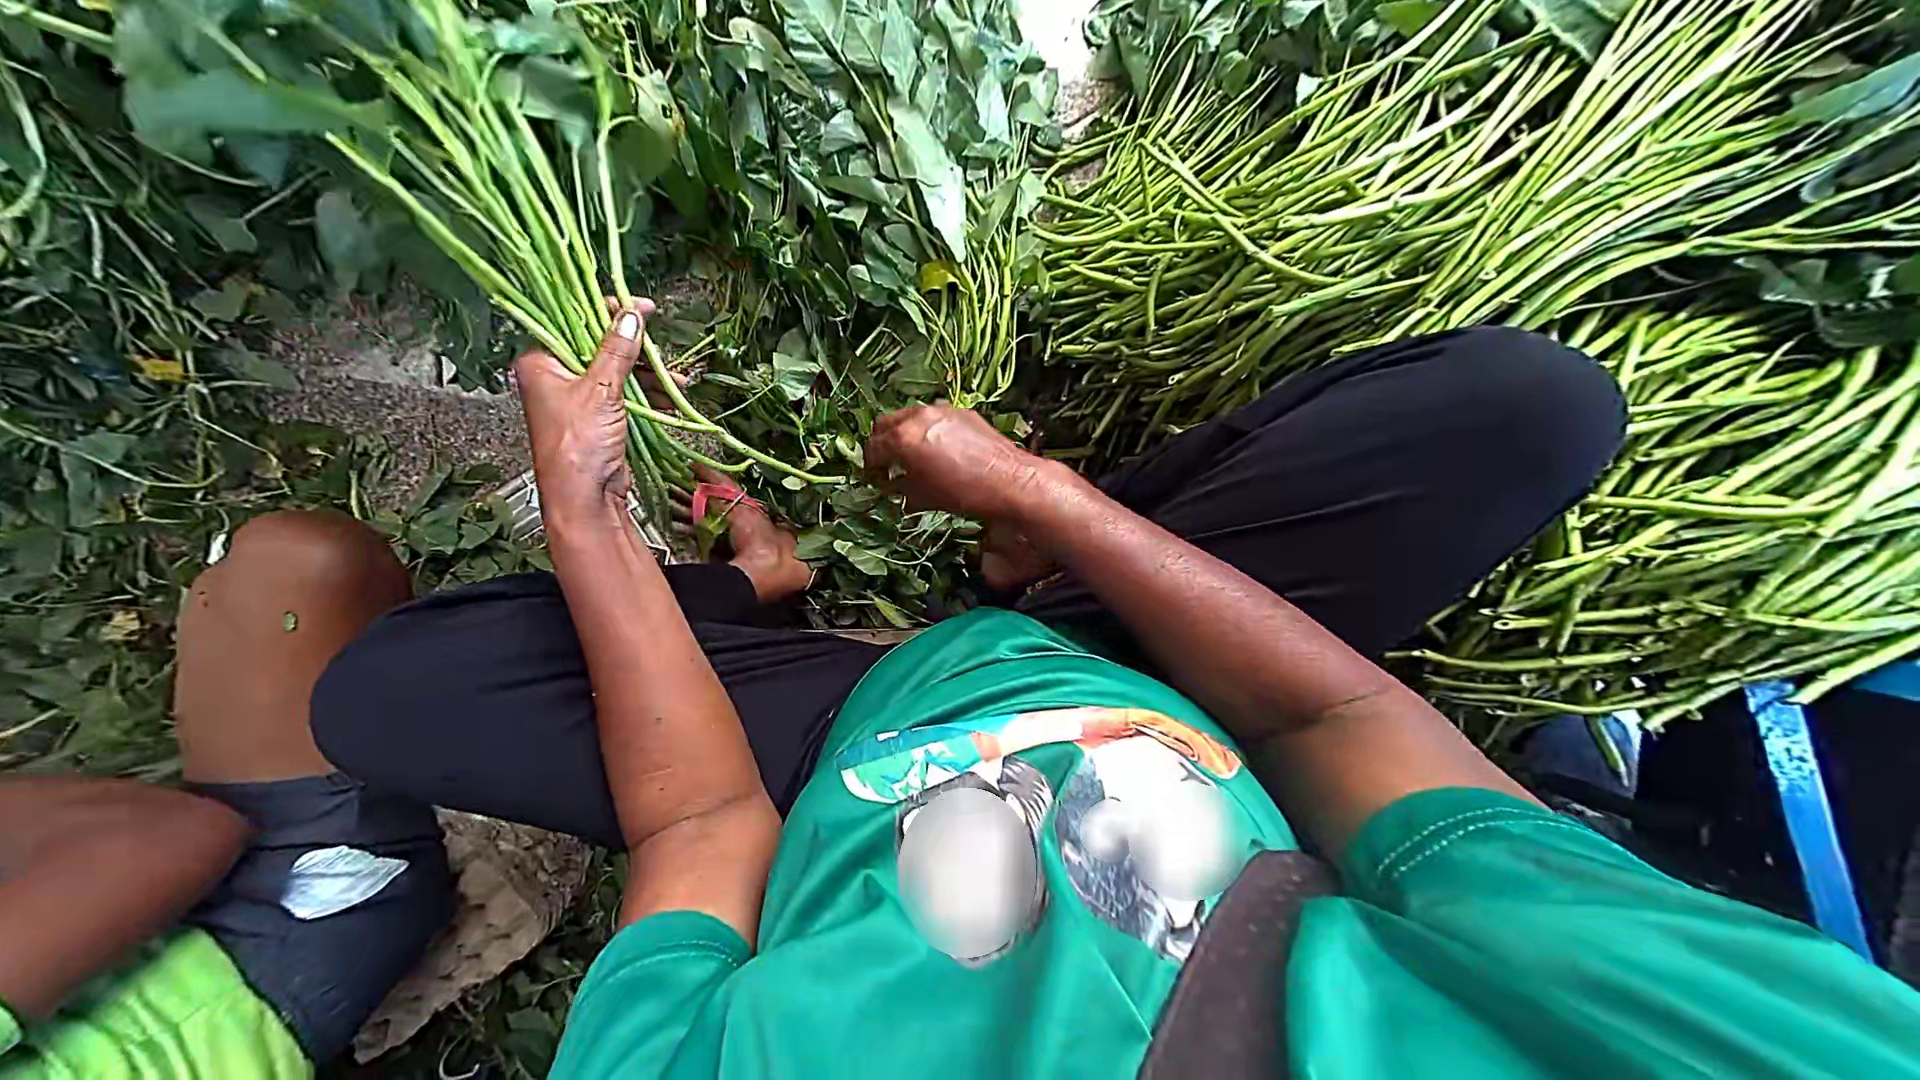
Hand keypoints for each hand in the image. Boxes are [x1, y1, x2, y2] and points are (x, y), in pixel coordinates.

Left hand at [514, 299, 653, 517]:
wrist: (584, 495)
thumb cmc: (578, 444)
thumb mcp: (601, 390)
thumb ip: (617, 351)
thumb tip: (631, 315)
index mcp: (541, 361)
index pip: (574, 321)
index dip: (608, 312)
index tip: (640, 308)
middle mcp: (557, 375)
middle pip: (601, 347)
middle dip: (637, 353)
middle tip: (661, 356)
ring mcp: (579, 397)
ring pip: (619, 373)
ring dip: (649, 378)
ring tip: (676, 385)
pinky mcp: (600, 417)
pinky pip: (626, 396)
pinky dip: (648, 397)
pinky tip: (669, 401)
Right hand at [865, 405, 1078, 522]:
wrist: (1010, 481)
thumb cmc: (964, 494)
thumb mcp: (923, 496)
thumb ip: (899, 486)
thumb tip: (890, 484)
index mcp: (903, 438)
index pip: (873, 449)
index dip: (870, 467)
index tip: (874, 479)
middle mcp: (917, 417)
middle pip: (884, 424)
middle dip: (881, 444)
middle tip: (887, 465)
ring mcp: (940, 410)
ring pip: (908, 416)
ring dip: (902, 433)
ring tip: (910, 455)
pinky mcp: (960, 410)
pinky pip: (932, 416)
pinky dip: (925, 428)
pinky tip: (934, 447)